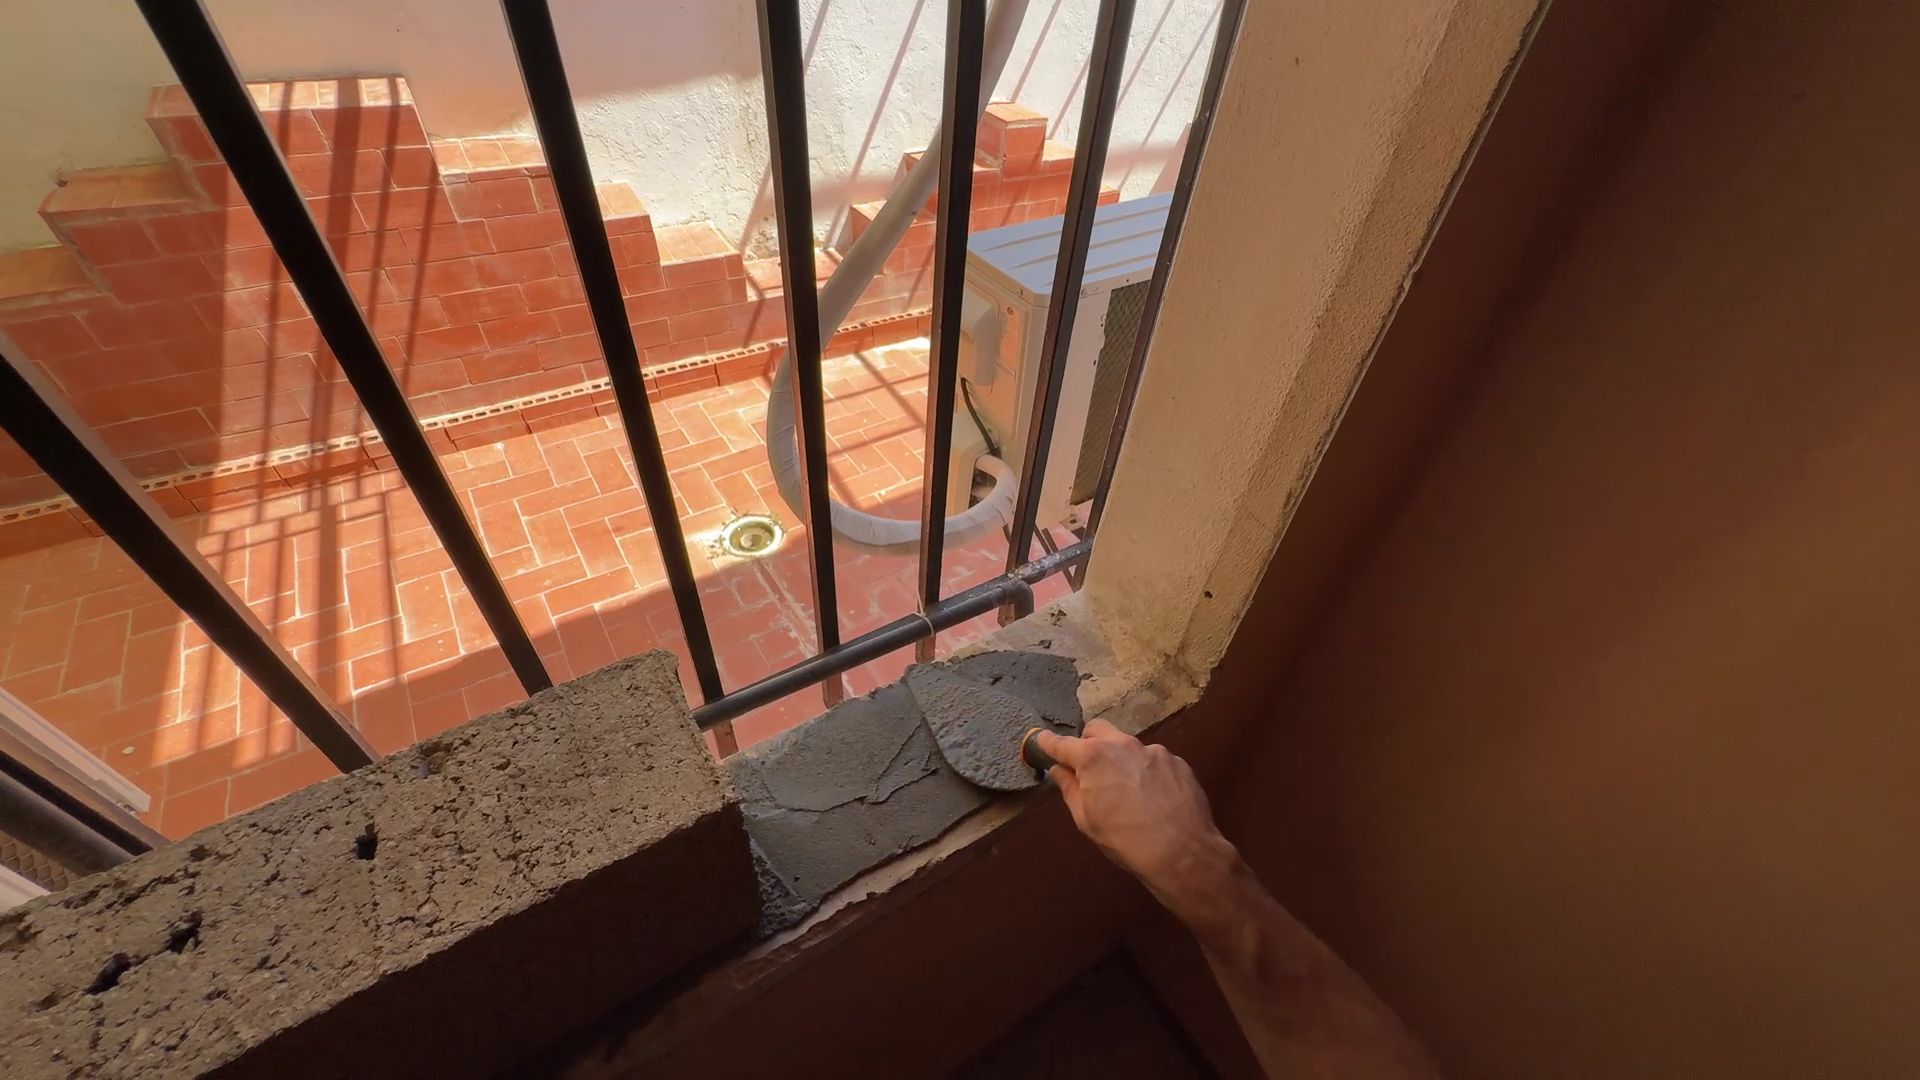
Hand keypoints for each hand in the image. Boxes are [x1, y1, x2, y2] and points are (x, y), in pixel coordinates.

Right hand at [1035, 720, 1237, 915]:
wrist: (1181, 852)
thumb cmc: (1124, 839)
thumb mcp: (1086, 819)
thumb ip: (1069, 788)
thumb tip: (1059, 770)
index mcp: (1092, 757)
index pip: (1062, 744)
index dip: (1049, 743)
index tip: (1042, 741)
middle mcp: (1121, 744)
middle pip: (1096, 730)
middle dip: (1088, 743)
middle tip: (1090, 769)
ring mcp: (1152, 750)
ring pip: (1128, 746)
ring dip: (1121, 760)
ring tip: (1130, 792)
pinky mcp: (1176, 761)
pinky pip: (1154, 760)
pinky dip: (1148, 772)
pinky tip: (1155, 798)